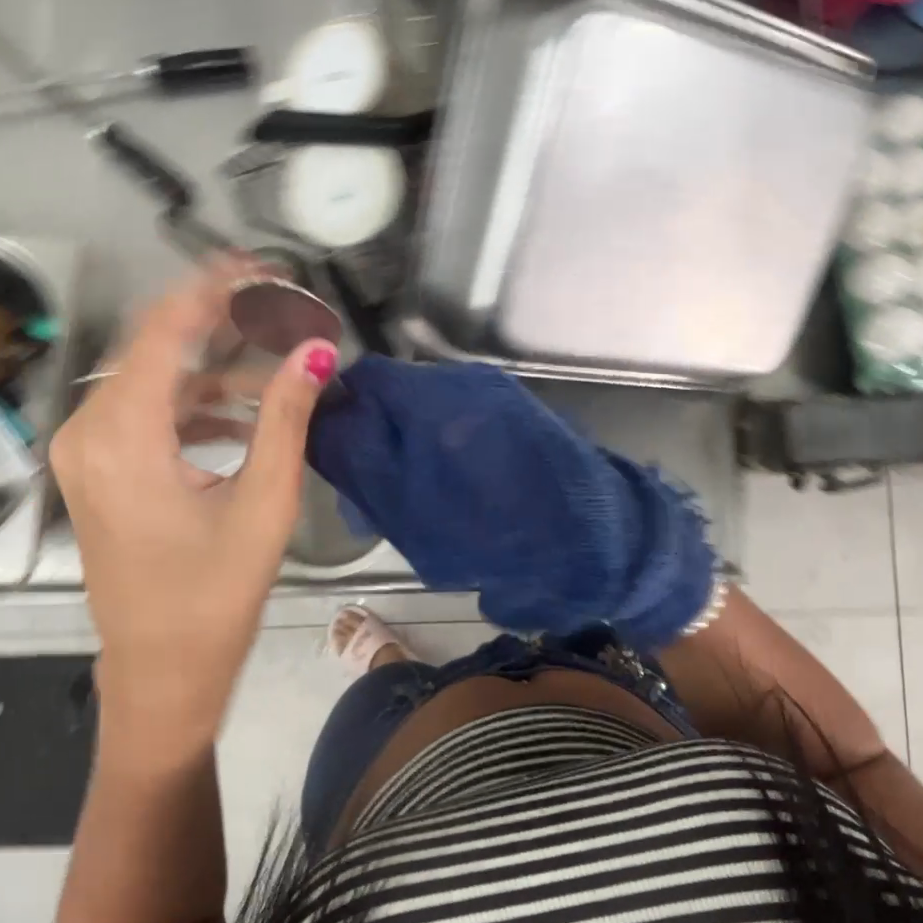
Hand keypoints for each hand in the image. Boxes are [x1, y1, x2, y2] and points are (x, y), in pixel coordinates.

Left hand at [51, 258, 337, 747]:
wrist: (160, 674)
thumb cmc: (212, 599)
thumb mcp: (262, 503)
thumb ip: (286, 417)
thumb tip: (317, 351)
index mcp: (120, 434)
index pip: (164, 329)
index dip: (214, 288)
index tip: (262, 265)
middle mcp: (88, 431)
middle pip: (156, 349)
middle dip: (221, 324)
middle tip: (283, 307)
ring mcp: (86, 453)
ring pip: (153, 382)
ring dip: (214, 370)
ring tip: (278, 364)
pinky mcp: (98, 472)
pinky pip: (146, 416)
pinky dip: (194, 406)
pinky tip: (245, 415)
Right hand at [307, 357, 714, 649]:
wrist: (595, 543)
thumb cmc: (494, 536)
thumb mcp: (410, 511)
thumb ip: (361, 463)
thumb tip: (328, 428)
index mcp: (435, 402)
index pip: (366, 379)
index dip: (341, 411)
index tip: (335, 450)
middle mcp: (465, 383)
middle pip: (396, 390)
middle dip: (375, 428)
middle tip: (370, 481)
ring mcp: (497, 395)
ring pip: (428, 406)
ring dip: (410, 438)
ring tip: (414, 489)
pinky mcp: (520, 412)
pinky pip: (462, 417)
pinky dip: (444, 443)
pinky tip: (454, 483)